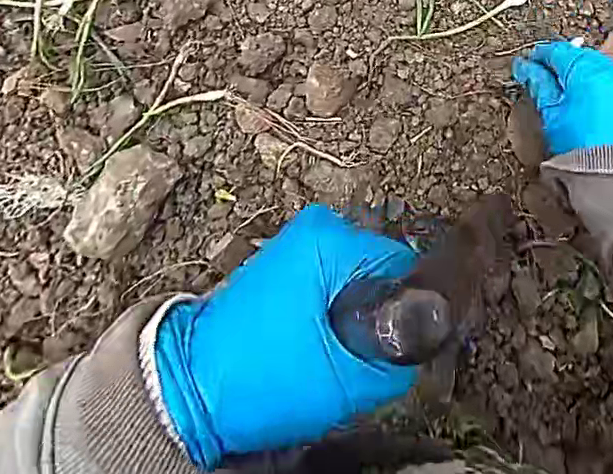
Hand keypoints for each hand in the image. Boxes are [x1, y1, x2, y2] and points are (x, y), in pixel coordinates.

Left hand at [152, 205, 418, 468]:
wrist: (190, 385)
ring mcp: (298, 240)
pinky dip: (334, 306)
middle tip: (365, 352)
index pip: (401, 265)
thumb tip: (423, 352)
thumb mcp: (343, 381)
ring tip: (337, 347)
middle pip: (378, 267)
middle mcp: (317, 226)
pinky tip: (319, 338)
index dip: (408, 308)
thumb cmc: (259, 375)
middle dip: (379, 310)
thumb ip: (396, 364)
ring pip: (355, 274)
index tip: (404, 342)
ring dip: (356, 309)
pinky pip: (331, 276)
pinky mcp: (286, 259)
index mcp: (331, 239)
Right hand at [511, 39, 612, 154]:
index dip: (542, 56)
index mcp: (588, 72)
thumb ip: (541, 87)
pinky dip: (611, 100)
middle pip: (586, 61)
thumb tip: (527, 68)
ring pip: (607, 78)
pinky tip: (602, 118)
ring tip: (575, 101)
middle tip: (549, 80)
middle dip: (567, 67)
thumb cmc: (585, 154)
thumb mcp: (553, 119)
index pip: (560, 52)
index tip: (530, 64)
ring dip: (590, 84)